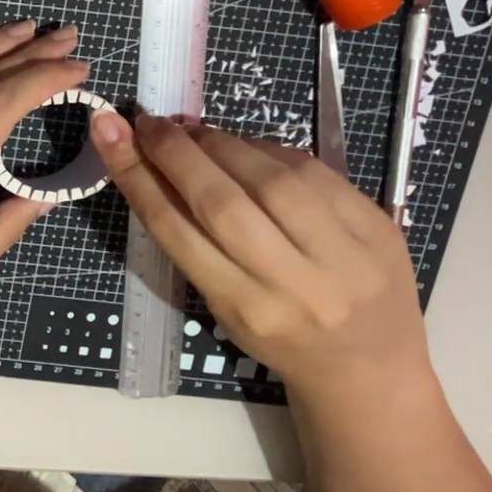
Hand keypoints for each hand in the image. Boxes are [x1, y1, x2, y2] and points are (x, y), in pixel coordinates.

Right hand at [88, 111, 430, 400]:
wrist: (370, 367)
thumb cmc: (277, 336)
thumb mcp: (221, 302)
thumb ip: (190, 239)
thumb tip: (153, 164)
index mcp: (245, 308)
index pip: (176, 231)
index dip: (138, 177)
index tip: (111, 135)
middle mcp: (297, 286)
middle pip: (222, 203)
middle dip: (176, 153)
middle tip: (148, 123)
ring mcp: (347, 256)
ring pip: (271, 180)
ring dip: (222, 144)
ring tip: (194, 131)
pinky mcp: (380, 228)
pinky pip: (315, 172)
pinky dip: (269, 150)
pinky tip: (246, 146)